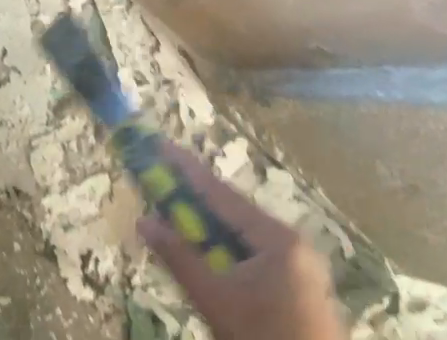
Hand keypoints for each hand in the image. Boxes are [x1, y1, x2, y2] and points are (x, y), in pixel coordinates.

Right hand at [138, 143, 345, 339]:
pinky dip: (226, 252)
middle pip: (235, 213)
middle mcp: (294, 245)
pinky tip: (205, 257)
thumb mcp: (215, 300)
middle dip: (196, 200)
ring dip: (209, 230)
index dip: (187, 170)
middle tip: (161, 185)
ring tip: (175, 219)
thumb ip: (179, 257)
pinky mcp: (300, 292)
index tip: (160, 146)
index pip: (223, 194)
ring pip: (244, 237)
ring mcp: (301, 270)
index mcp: (279, 239)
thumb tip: (144, 220)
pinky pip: (255, 257)